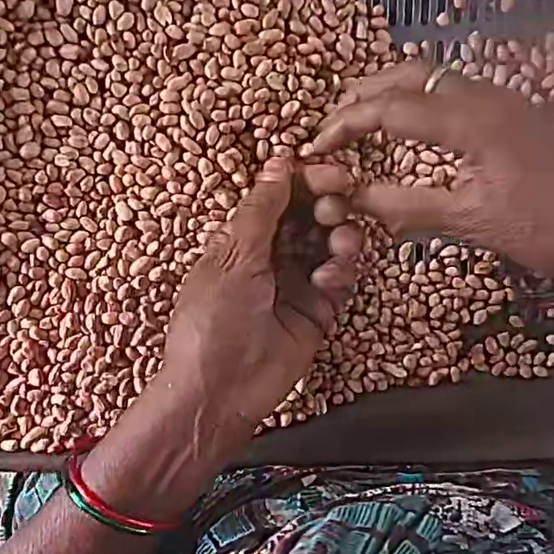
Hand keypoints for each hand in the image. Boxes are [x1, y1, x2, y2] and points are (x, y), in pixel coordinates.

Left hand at [150, 156, 362, 456]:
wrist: (220, 390)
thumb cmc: (212, 321)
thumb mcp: (233, 258)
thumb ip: (262, 210)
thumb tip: (280, 163)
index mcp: (244, 240)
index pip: (283, 198)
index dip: (308, 182)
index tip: (333, 174)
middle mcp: (272, 258)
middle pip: (311, 218)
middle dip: (328, 205)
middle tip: (337, 205)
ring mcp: (296, 285)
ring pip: (330, 246)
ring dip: (341, 237)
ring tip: (341, 242)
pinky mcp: (317, 312)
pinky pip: (340, 281)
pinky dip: (341, 272)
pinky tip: (330, 278)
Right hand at [307, 61, 553, 282]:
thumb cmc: (542, 229)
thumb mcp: (468, 221)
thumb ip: (403, 206)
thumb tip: (350, 198)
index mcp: (471, 120)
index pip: (390, 106)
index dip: (345, 125)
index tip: (317, 148)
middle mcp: (485, 96)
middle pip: (407, 75)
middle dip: (360, 96)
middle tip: (329, 127)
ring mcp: (501, 100)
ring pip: (430, 78)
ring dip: (387, 93)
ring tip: (355, 122)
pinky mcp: (510, 113)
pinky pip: (450, 92)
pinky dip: (414, 101)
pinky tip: (402, 126)